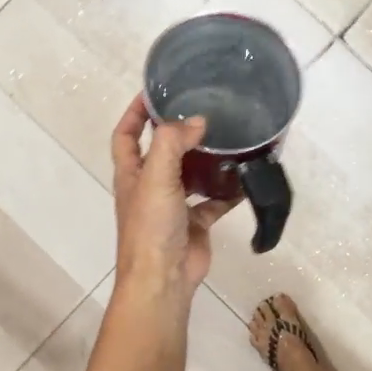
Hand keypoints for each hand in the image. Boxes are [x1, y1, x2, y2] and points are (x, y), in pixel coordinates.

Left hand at [111, 98, 233, 296]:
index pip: (126, 135)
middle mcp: (149, 187)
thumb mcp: (156, 177)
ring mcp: (172, 207)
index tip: (154, 92)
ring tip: (228, 138)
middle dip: (178, 132)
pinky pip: (212, 202)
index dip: (135, 112)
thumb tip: (197, 121)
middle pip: (162, 152)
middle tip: (204, 110)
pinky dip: (227, 192)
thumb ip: (173, 143)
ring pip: (189, 175)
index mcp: (131, 174)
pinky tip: (245, 179)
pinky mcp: (194, 224)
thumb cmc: (151, 227)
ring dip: (205, 160)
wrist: (163, 279)